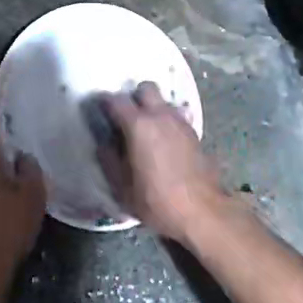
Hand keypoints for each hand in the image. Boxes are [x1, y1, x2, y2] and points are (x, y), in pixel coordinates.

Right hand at [99, 82, 228, 244]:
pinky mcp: (196, 135)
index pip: (114, 100)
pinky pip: (178, 117)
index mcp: (137, 124)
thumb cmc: (157, 200)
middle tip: (127, 116)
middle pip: (146, 88)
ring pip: (164, 101)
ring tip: (148, 129)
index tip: (98, 112)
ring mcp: (181, 123)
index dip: (103, 103)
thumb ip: (108, 159)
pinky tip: (166, 141)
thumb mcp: (121, 186)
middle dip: (134, 96)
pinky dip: (169, 122)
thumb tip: (103, 143)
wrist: (204, 214)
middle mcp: (159, 116)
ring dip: (154, 108)